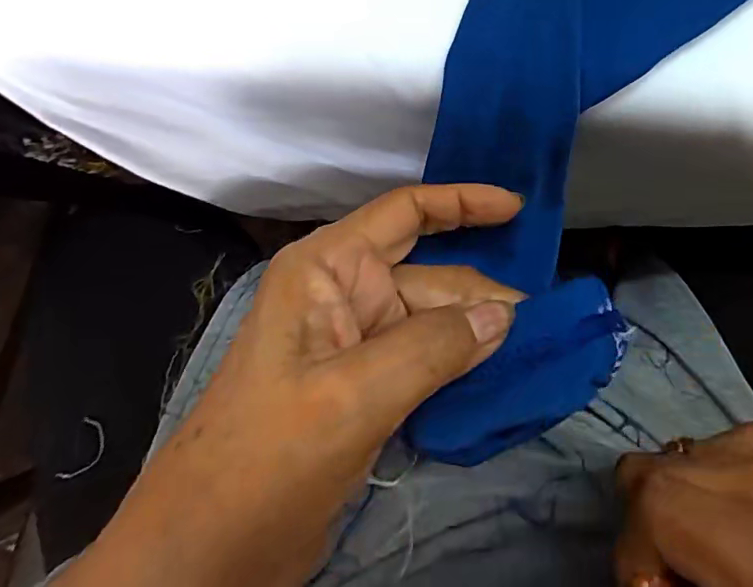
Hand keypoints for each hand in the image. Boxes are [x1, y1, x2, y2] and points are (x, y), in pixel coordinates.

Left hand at [60, 185, 525, 586]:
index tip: (518, 207)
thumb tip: (506, 316)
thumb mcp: (352, 396)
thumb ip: (434, 346)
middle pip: (433, 273)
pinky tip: (505, 373)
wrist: (202, 563)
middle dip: (486, 291)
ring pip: (437, 321)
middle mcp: (344, 295)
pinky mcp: (367, 388)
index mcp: (327, 269)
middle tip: (550, 316)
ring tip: (541, 346)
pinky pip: (430, 360)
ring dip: (483, 332)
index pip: (405, 212)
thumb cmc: (264, 460)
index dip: (463, 203)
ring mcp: (356, 344)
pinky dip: (466, 363)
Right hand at [615, 423, 752, 586]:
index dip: (633, 564)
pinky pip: (714, 456)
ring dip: (674, 515)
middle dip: (645, 538)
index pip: (651, 505)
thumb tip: (650, 577)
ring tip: (712, 566)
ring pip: (676, 460)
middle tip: (678, 585)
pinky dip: (705, 496)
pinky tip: (740, 541)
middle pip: (649, 473)